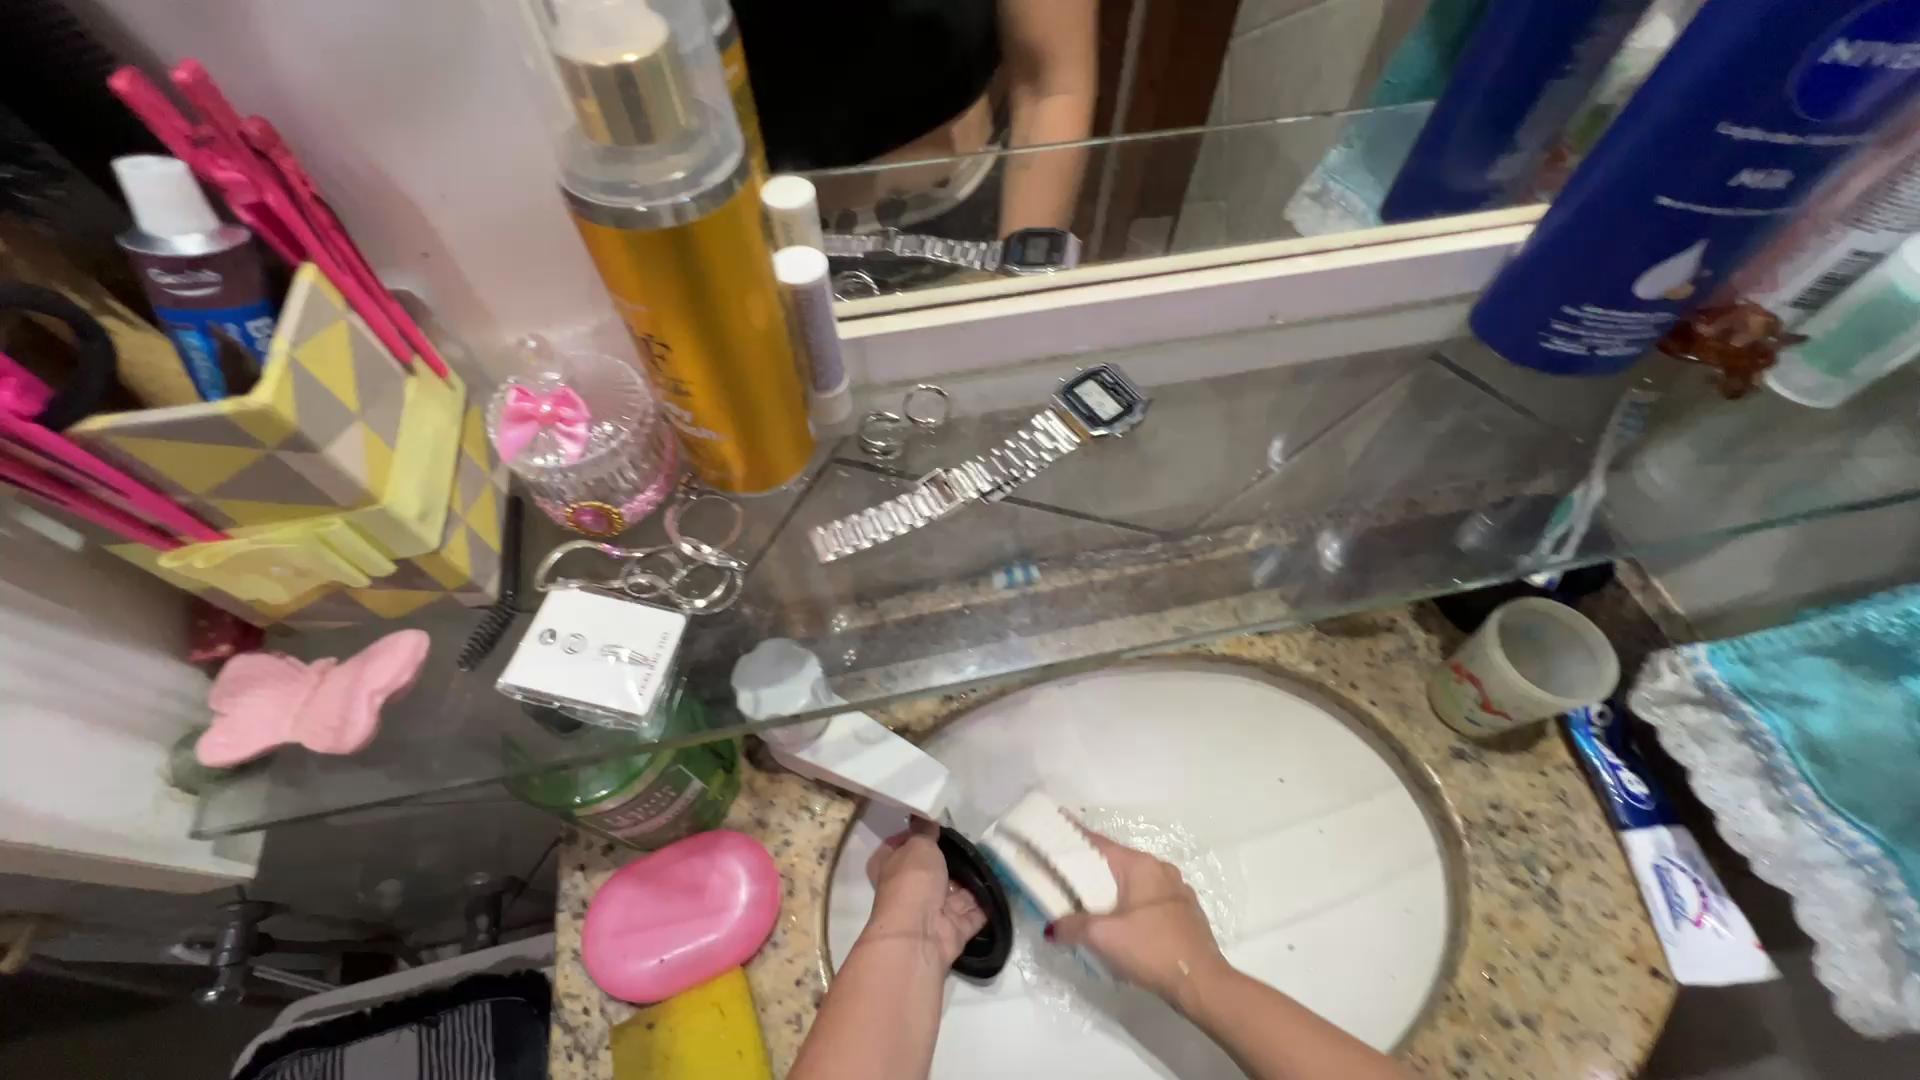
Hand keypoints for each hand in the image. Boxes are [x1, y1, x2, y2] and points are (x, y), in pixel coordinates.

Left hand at [861, 818, 987, 968]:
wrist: (919, 935)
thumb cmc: (912, 881)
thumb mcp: (918, 844)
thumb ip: (925, 831)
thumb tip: (927, 821)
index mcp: (890, 866)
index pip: (898, 846)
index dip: (914, 834)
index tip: (936, 822)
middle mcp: (910, 888)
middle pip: (932, 868)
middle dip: (952, 857)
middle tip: (975, 838)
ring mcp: (933, 910)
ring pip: (957, 890)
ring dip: (973, 878)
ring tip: (995, 856)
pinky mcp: (954, 928)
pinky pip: (974, 911)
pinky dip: (987, 902)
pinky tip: (1002, 883)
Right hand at [1048, 830, 1227, 1001]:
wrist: (1202, 983)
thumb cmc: (1151, 950)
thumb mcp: (1103, 937)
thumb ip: (1072, 927)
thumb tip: (1051, 928)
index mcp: (1140, 865)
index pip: (1099, 843)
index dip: (1074, 836)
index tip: (1056, 829)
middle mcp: (1160, 868)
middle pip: (1117, 860)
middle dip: (1092, 866)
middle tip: (1066, 872)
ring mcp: (1177, 889)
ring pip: (1136, 879)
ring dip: (1114, 886)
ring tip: (1091, 898)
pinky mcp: (1186, 911)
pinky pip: (1150, 896)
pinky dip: (1132, 900)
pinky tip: (1123, 918)